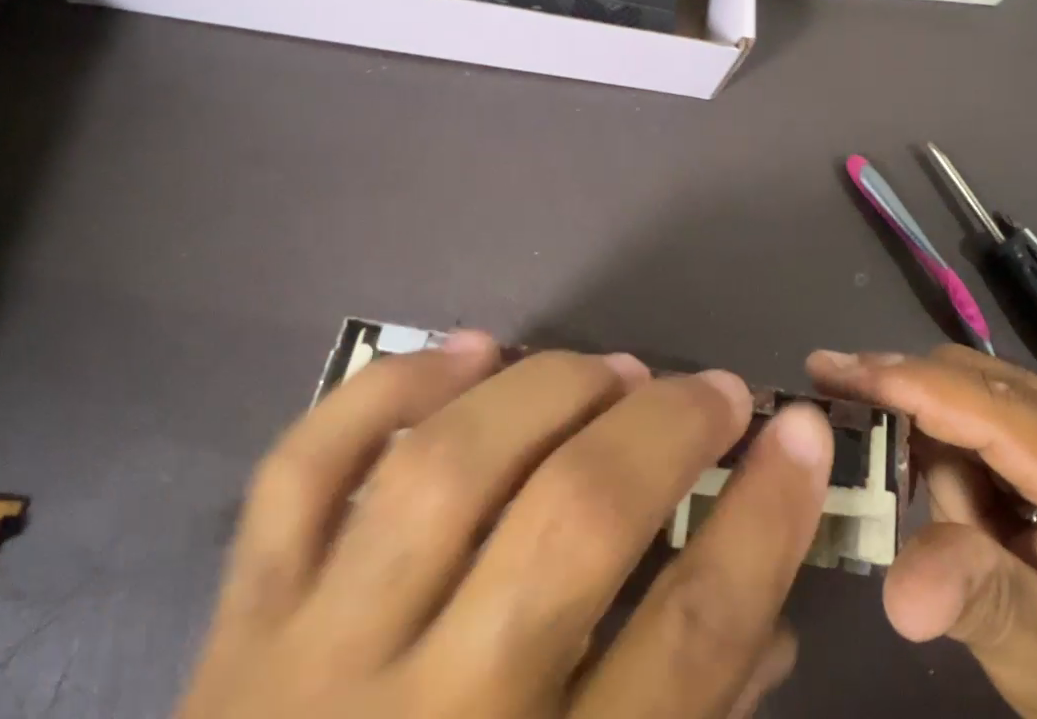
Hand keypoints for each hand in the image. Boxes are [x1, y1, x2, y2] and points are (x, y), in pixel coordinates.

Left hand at [177, 332, 833, 718]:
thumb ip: (699, 712)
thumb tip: (765, 580)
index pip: (691, 633)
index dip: (765, 518)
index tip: (799, 435)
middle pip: (572, 524)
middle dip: (666, 432)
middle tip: (713, 391)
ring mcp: (315, 665)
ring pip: (444, 472)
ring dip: (547, 393)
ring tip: (611, 370)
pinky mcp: (237, 626)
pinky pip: (304, 472)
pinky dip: (389, 391)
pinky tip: (468, 353)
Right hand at [808, 345, 1036, 718]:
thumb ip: (977, 603)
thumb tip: (902, 590)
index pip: (999, 413)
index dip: (913, 387)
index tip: (830, 373)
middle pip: (979, 381)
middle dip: (898, 392)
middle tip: (822, 409)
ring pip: (970, 387)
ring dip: (916, 422)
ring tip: (892, 476)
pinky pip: (977, 409)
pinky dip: (934, 434)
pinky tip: (926, 483)